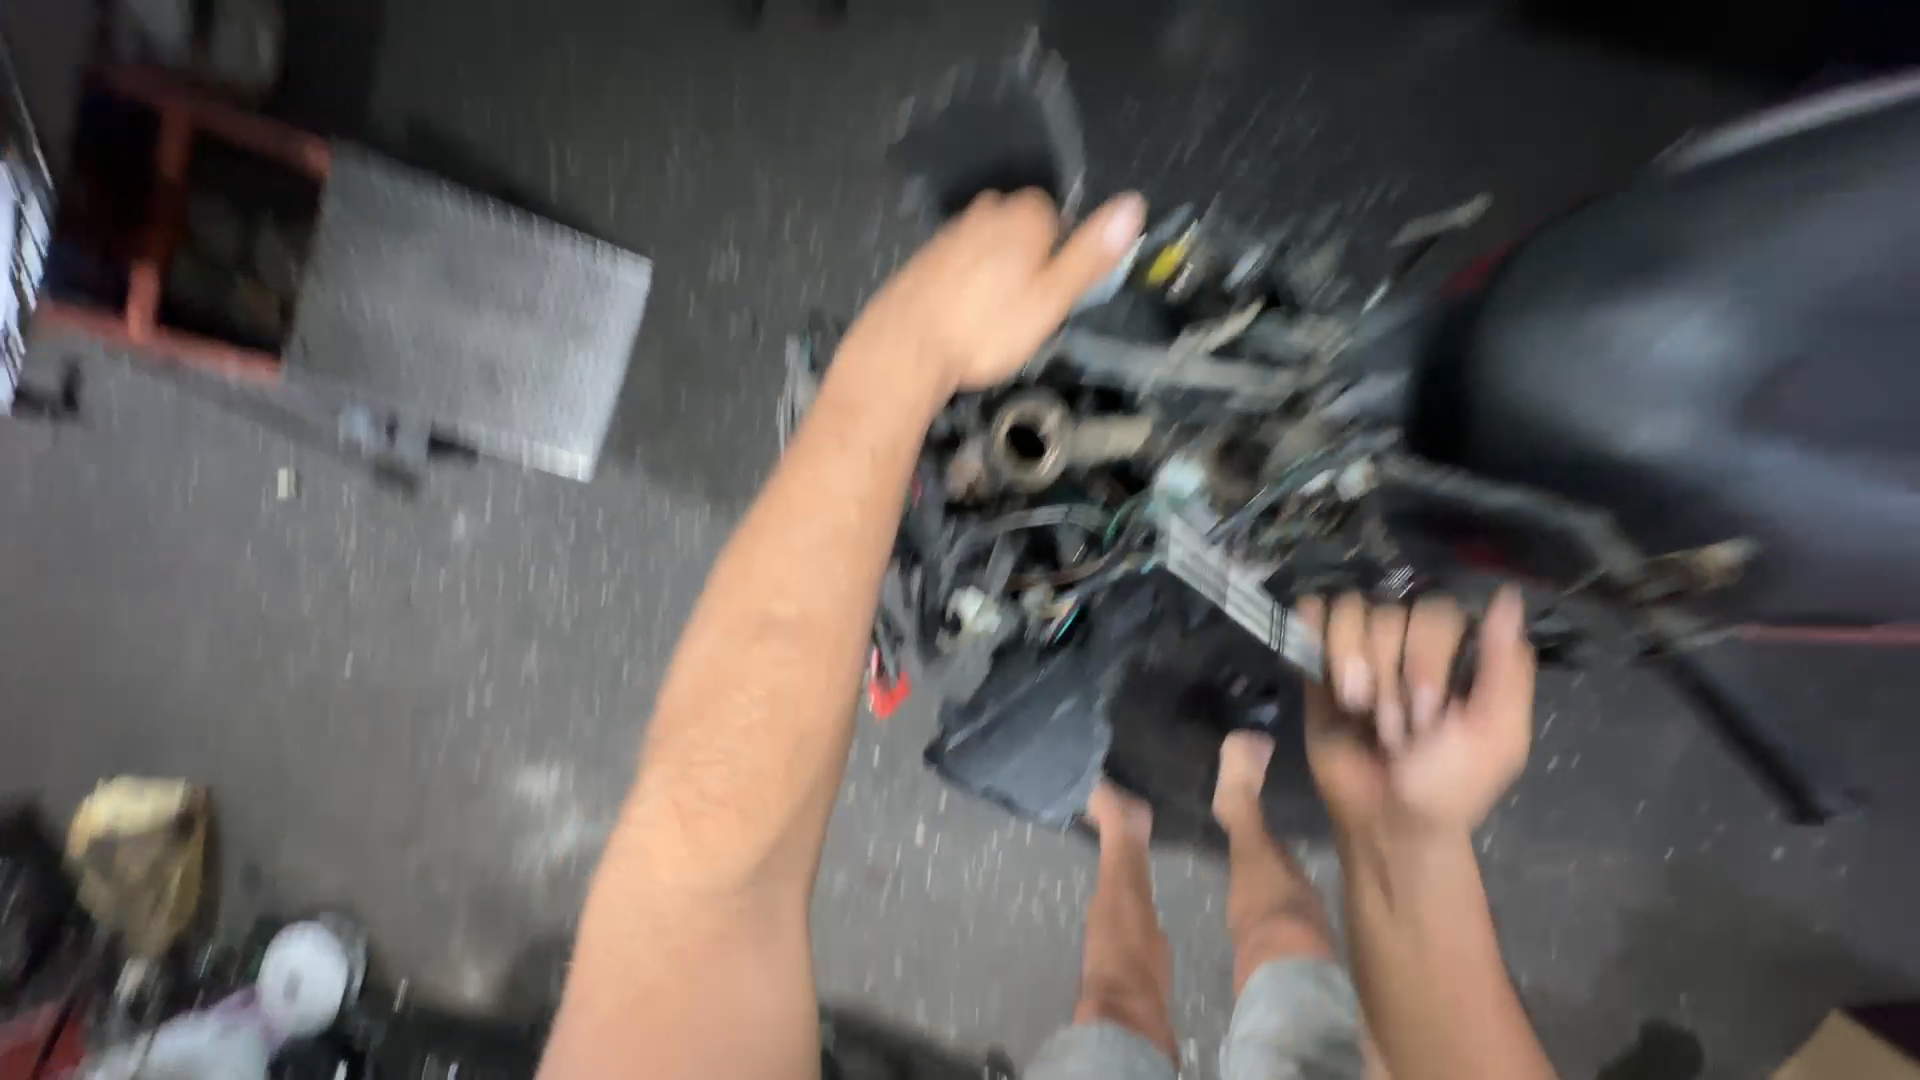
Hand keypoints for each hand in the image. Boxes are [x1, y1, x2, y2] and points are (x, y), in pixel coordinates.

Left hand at [843, 189, 1145, 393]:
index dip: (1058, 260)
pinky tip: (961, 320)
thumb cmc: (986, 330)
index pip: (1059, 220)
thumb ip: (1090, 253)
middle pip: (1022, 232)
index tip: (1050, 297)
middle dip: (1027, 264)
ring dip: (995, 277)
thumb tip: (1133, 206)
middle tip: (1021, 313)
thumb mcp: (1051, 298)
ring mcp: (951, 233)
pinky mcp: (925, 259)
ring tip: (988, 323)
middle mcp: (985, 212)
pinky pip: (960, 267)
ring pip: (989, 249)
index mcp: (1024, 215)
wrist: (905, 348)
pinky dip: (965, 288)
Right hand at [1300, 586, 1535, 840]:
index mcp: (1458, 653)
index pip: (1436, 612)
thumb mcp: (1496, 735)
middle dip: (1387, 675)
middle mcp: (1409, 640)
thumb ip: (1506, 668)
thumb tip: (1506, 597)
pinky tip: (1324, 672)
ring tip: (1356, 708)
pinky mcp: (1318, 658)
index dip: (1425, 658)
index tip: (1428, 714)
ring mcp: (1361, 647)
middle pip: (1389, 612)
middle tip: (1391, 724)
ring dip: (1349, 663)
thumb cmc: (1448, 784)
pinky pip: (1311, 613)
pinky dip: (1314, 634)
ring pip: (1348, 611)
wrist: (1384, 818)